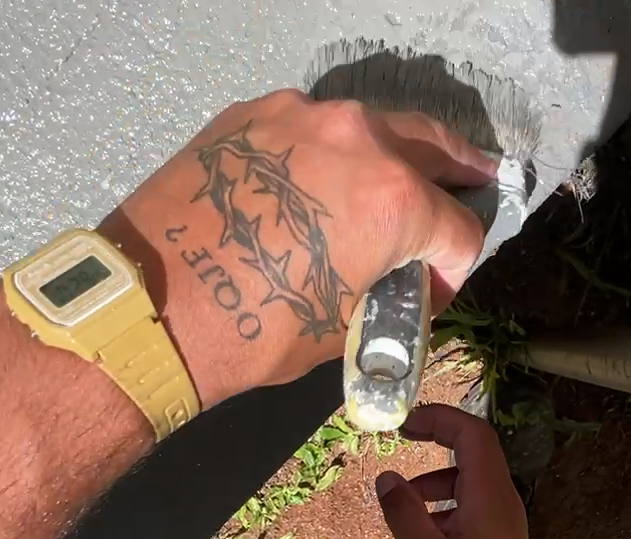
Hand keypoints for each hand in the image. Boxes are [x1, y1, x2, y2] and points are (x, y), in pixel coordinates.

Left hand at [100, 91, 495, 408]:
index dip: (455, 271)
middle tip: (474, 184)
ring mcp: (303, 115)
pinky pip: (318, 128)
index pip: (458, 230)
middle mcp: (360, 139)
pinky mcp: (256, 114)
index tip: (433, 292)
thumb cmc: (259, 333)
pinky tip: (328, 180)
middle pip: (433, 148)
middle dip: (456, 178)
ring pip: (375, 127)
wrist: (156, 306)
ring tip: (406, 178)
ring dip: (397, 157)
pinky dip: (336, 153)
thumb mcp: (346, 327)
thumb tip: (401, 282)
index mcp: (394, 200)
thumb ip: (389, 290)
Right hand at [375, 404, 548, 538]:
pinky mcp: (501, 538)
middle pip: (475, 450)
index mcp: (489, 495)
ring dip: (437, 478)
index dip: (440, 417)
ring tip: (404, 501)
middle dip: (437, 439)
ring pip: (471, 479)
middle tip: (402, 439)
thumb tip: (385, 477)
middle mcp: (503, 499)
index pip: (472, 433)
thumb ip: (403, 512)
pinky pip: (474, 503)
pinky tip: (425, 530)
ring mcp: (505, 519)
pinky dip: (447, 503)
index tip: (405, 422)